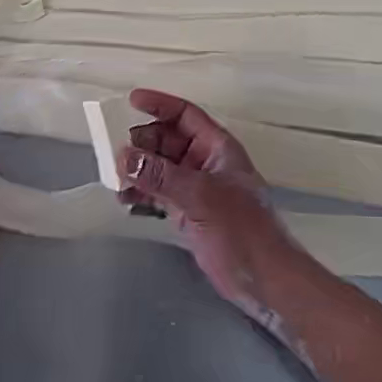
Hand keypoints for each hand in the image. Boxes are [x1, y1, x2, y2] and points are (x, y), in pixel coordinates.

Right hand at [122, 90, 304, 319]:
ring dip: (138, 170)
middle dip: (142, 144)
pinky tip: (126, 199)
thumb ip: (162, 176)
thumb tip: (124, 156)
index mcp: (217, 147)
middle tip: (116, 154)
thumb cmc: (242, 229)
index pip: (185, 115)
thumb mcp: (201, 196)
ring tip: (116, 181)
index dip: (160, 105)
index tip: (131, 101)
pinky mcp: (188, 212)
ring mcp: (196, 188)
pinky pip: (159, 192)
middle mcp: (205, 162)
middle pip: (167, 140)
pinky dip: (142, 192)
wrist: (265, 281)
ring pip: (159, 167)